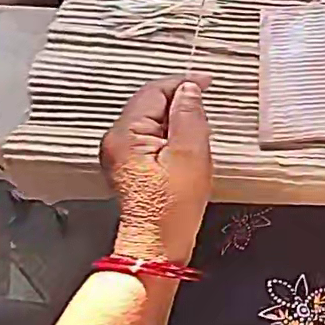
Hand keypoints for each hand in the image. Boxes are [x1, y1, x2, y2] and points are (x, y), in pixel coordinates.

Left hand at [99, 74, 213, 261]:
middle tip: (207, 103)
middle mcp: (116, 140)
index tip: (207, 81)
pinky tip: (188, 143)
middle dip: (180, 99)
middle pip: (151, 103)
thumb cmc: (173, 206)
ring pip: (153, 119)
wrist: (158, 244)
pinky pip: (152, 136)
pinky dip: (172, 132)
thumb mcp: (190, 154)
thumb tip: (189, 90)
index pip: (154, 91)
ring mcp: (121, 153)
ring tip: (200, 126)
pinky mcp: (131, 165)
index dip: (183, 83)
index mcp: (126, 134)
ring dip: (177, 117)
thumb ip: (189, 115)